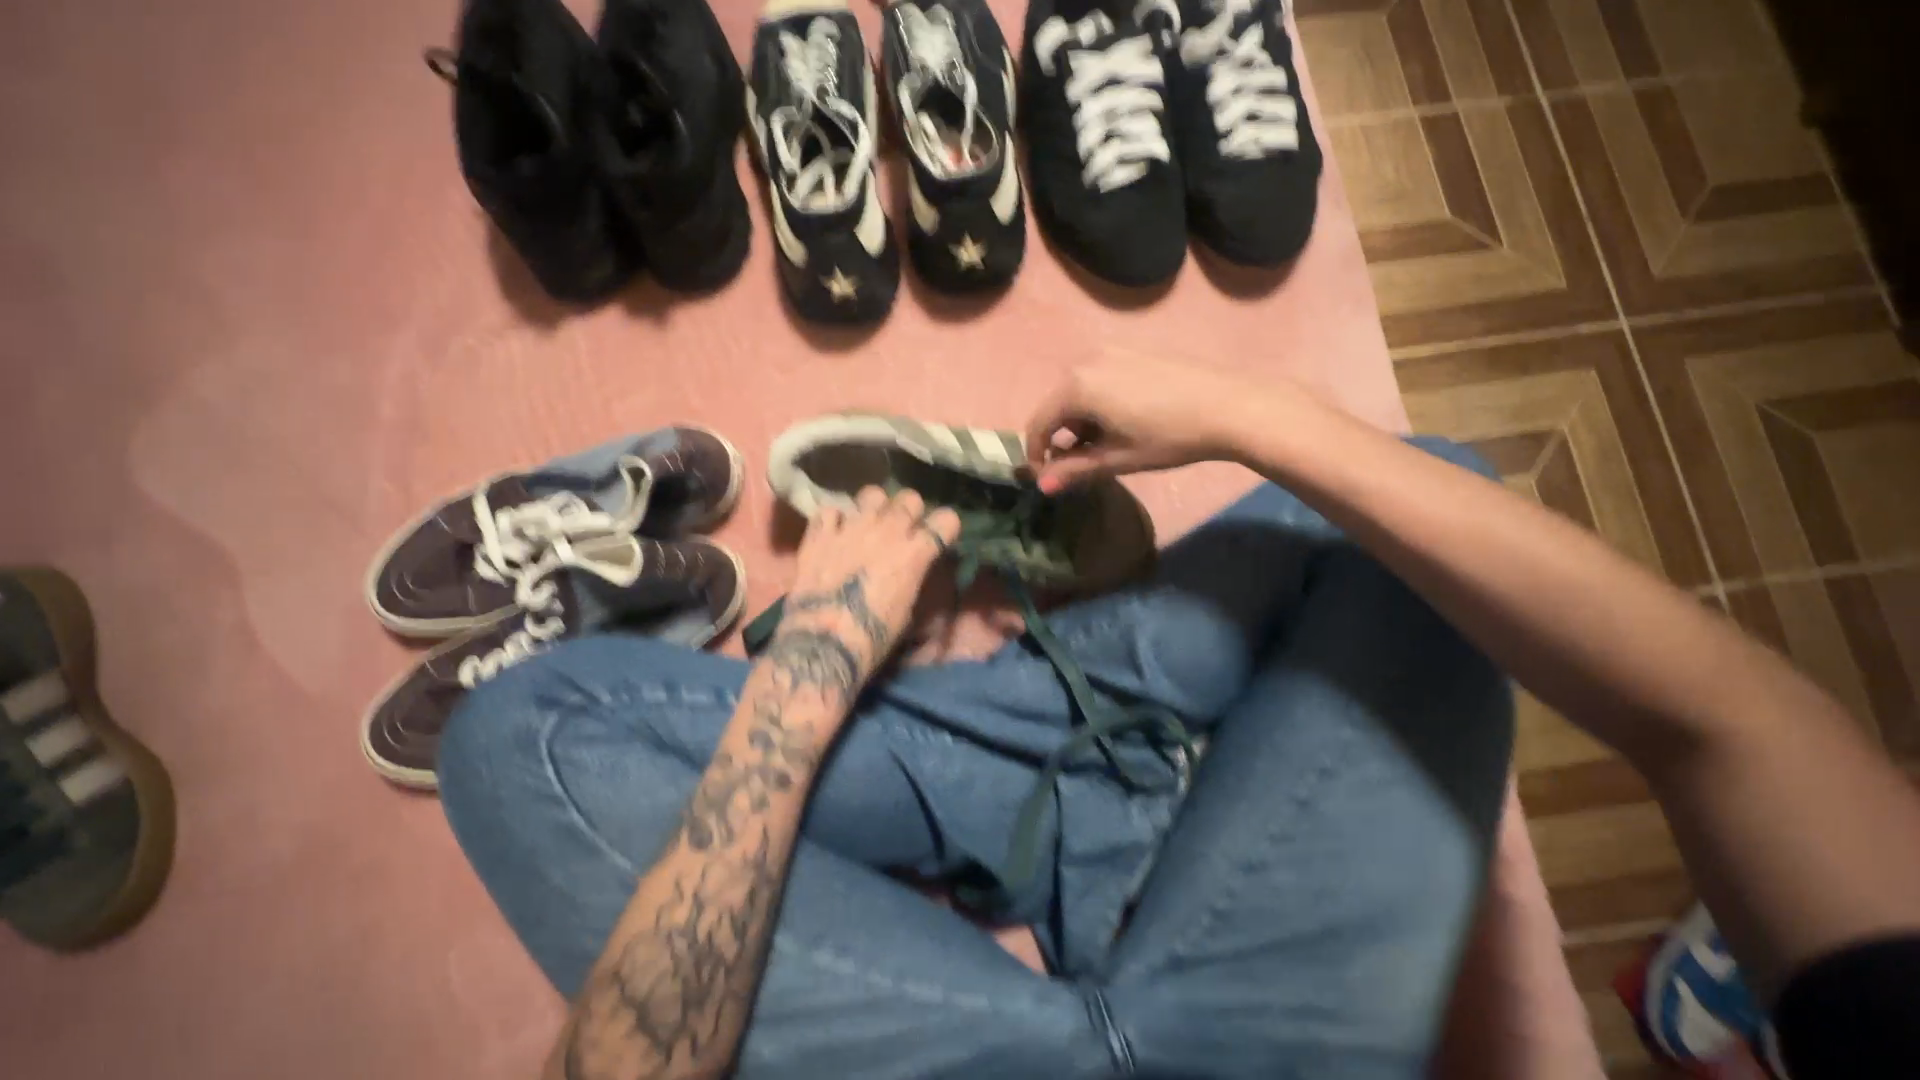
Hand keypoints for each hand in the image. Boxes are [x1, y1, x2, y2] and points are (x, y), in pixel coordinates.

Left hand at [761, 486, 962, 709]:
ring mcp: (851, 528)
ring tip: (868, 522)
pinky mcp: (819, 534)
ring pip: (871, 494)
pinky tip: (833, 534)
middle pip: (909, 498)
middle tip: (903, 527)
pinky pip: (830, 511)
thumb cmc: (873, 637)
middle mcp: (887, 531)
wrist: (823, 641)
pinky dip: (834, 521)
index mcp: (915, 553)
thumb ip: (913, 580)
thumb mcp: (907, 611)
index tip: (940, 535)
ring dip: (875, 507)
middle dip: (911, 510)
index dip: (945, 526)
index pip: (946, 520)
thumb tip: (914, 573)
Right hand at [1024, 351, 1279, 491]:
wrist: (1229, 405)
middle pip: (1057, 404)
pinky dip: (1099, 402)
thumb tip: (1041, 486)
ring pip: (1079, 390)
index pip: (1039, 423)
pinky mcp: (1133, 350)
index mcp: (1076, 386)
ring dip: (1081, 419)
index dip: (1037, 453)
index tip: (1045, 477)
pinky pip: (1099, 378)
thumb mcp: (1118, 458)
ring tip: (1105, 445)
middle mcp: (1086, 360)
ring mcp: (1111, 350)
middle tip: (1079, 464)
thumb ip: (1075, 470)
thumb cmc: (1169, 437)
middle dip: (1061, 435)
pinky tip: (1124, 421)